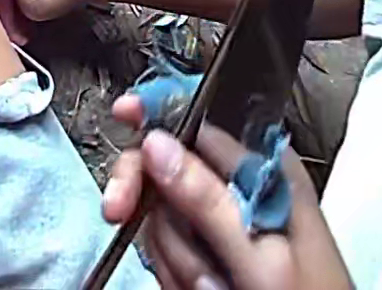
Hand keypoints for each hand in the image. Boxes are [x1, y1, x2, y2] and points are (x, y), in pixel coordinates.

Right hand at [102, 97, 351, 289]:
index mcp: (264, 168)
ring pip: (165, 213)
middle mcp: (241, 186)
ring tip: (211, 286)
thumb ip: (207, 200)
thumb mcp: (260, 257)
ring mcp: (224, 222)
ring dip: (175, 254)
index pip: (199, 119)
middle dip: (147, 194)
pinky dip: (177, 274)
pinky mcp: (211, 256)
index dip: (158, 110)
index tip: (124, 113)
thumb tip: (155, 141)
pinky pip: (169, 249)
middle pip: (170, 163)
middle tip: (118, 211)